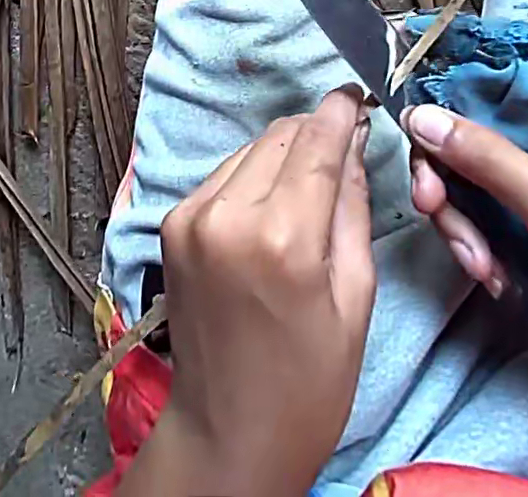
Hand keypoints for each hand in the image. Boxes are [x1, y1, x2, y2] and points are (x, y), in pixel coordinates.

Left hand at [123, 86, 376, 496]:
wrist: (225, 434)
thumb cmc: (309, 381)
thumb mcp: (355, 296)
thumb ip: (353, 206)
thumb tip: (353, 143)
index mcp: (283, 238)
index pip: (317, 144)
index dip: (339, 111)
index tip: (355, 94)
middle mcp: (228, 214)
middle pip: (281, 136)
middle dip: (315, 130)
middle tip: (343, 140)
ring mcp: (191, 215)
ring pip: (251, 148)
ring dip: (285, 149)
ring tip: (310, 174)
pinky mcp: (172, 223)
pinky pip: (225, 173)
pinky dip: (253, 172)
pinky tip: (271, 197)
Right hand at [402, 69, 527, 405]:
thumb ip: (488, 160)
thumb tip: (417, 115)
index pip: (501, 77)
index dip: (453, 99)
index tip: (421, 138)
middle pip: (477, 127)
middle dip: (451, 175)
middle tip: (433, 209)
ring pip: (474, 172)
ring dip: (464, 219)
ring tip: (481, 267)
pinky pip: (488, 210)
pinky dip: (480, 240)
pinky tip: (495, 277)